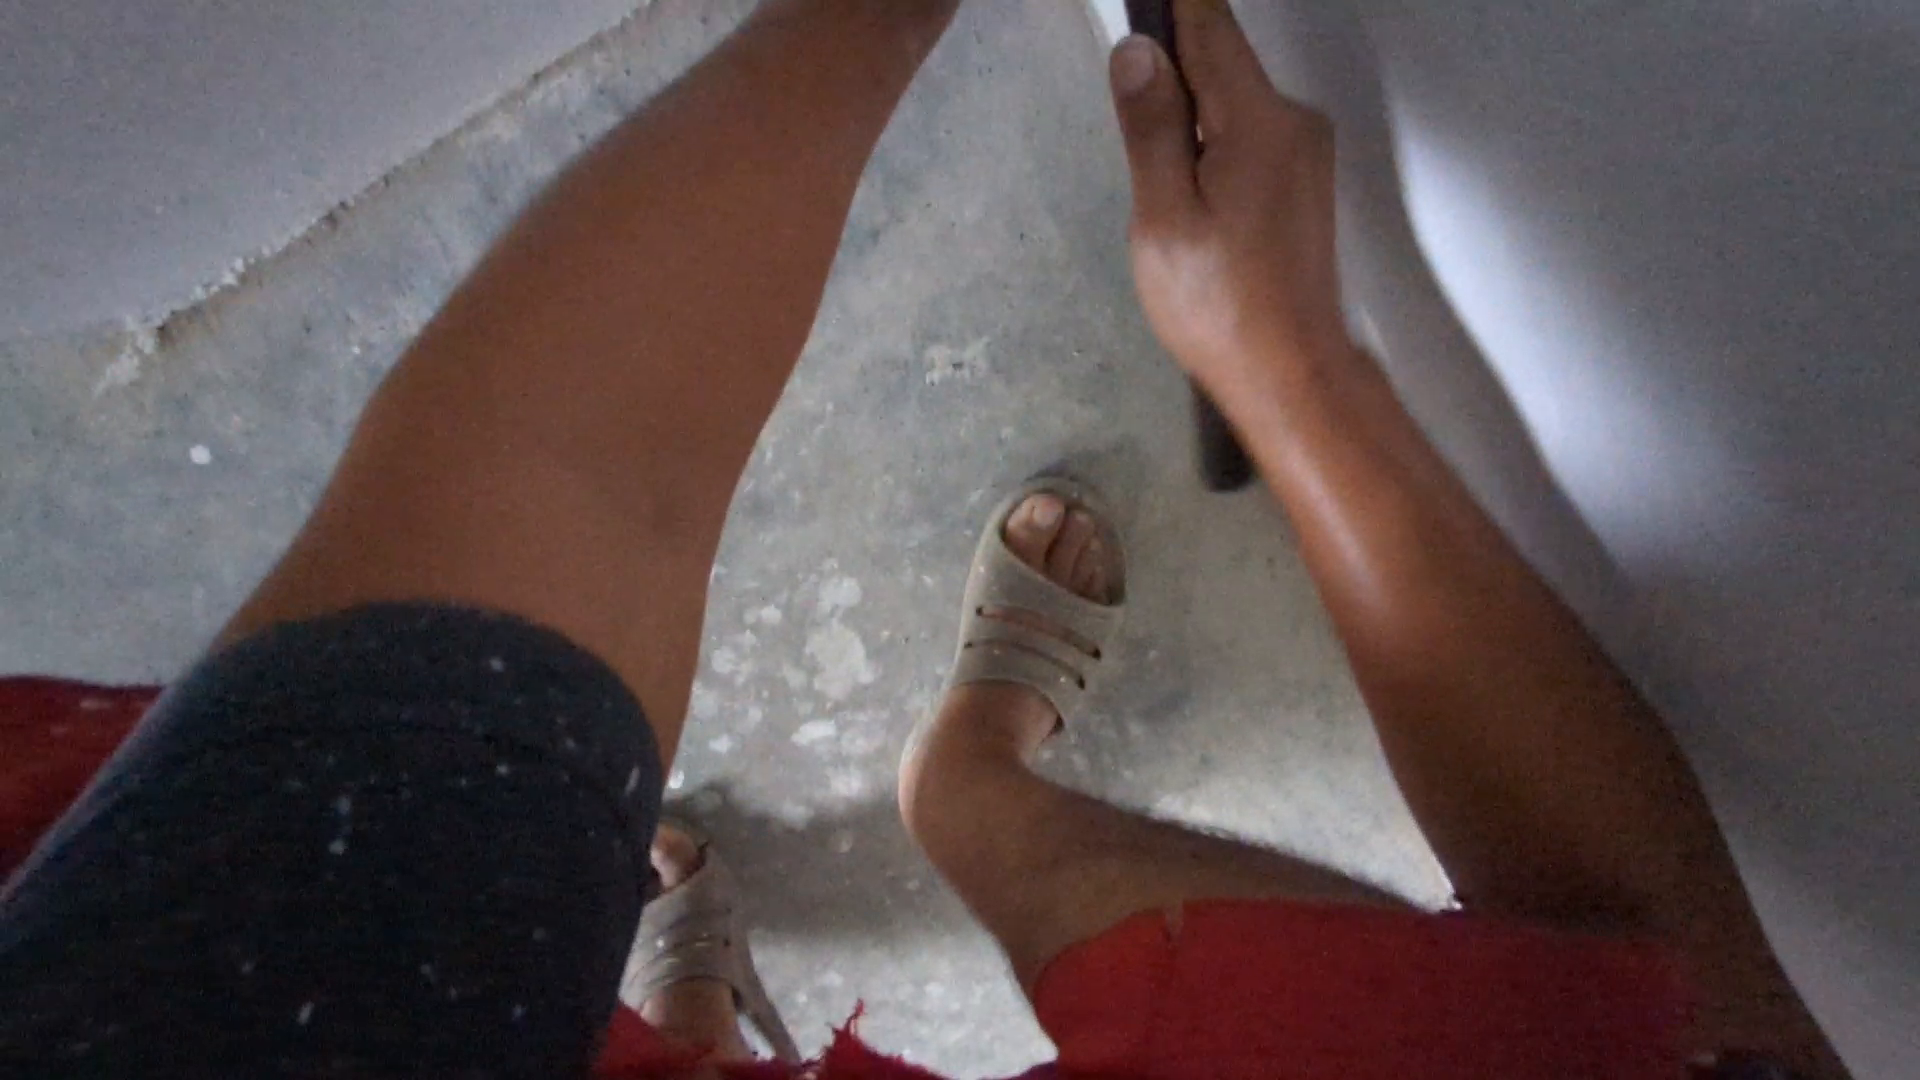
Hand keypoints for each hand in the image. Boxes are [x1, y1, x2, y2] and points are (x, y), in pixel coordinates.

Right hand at [1108, 0, 1351, 403]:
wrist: (1287, 372)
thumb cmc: (1215, 302)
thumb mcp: (1164, 219)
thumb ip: (1152, 131)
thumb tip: (1137, 49)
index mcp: (1259, 119)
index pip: (1208, 26)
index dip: (1165, 12)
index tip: (1132, 17)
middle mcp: (1294, 121)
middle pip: (1222, 68)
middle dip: (1171, 89)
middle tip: (1138, 156)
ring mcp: (1305, 157)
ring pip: (1233, 112)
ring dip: (1190, 133)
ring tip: (1166, 205)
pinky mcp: (1303, 190)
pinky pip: (1249, 146)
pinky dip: (1212, 160)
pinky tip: (1196, 218)